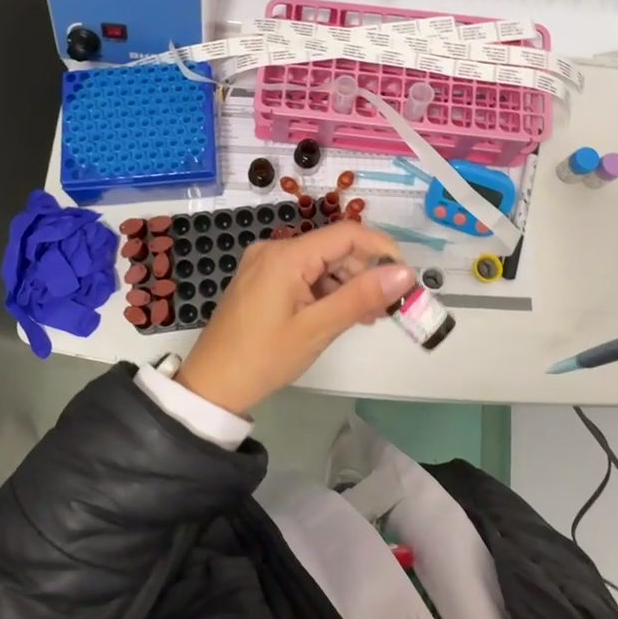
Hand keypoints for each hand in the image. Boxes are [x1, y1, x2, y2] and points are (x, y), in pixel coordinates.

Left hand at [176, 222, 417, 415]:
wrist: (212, 385)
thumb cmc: (264, 358)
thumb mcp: (317, 329)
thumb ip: (361, 297)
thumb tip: (405, 273)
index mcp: (286, 255)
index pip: (347, 234)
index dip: (381, 250)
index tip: (405, 279)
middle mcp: (274, 249)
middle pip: (334, 247)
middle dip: (365, 272)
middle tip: (387, 308)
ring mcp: (265, 264)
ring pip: (321, 262)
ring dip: (347, 284)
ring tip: (366, 317)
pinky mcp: (262, 279)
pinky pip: (304, 274)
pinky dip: (326, 290)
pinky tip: (340, 314)